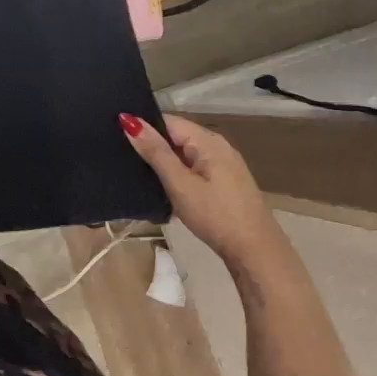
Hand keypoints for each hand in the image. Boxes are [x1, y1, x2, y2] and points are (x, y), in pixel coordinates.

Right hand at [121, 113, 287, 271]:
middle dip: (152, 146)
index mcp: (208, 141)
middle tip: (124, 159)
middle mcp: (218, 146)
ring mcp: (225, 165)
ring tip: (138, 174)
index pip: (166, 121)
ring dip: (164, 163)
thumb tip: (128, 119)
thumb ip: (155, 151)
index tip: (117, 139)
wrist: (258, 256)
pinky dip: (178, 174)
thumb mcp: (179, 184)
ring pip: (183, 154)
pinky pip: (194, 167)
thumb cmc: (216, 216)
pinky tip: (165, 189)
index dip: (142, 127)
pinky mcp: (226, 183)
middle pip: (175, 135)